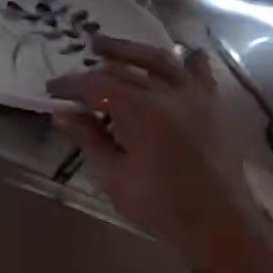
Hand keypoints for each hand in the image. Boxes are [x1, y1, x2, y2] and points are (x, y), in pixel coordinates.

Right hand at [48, 36, 272, 272]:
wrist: (220, 226)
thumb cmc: (160, 206)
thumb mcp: (114, 176)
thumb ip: (89, 139)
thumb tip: (62, 113)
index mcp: (140, 111)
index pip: (96, 86)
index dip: (70, 85)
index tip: (52, 90)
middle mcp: (168, 94)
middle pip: (125, 69)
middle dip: (96, 68)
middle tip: (75, 70)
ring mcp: (195, 97)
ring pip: (160, 60)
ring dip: (132, 50)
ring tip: (109, 46)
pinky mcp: (214, 107)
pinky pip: (200, 73)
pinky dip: (188, 60)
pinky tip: (182, 54)